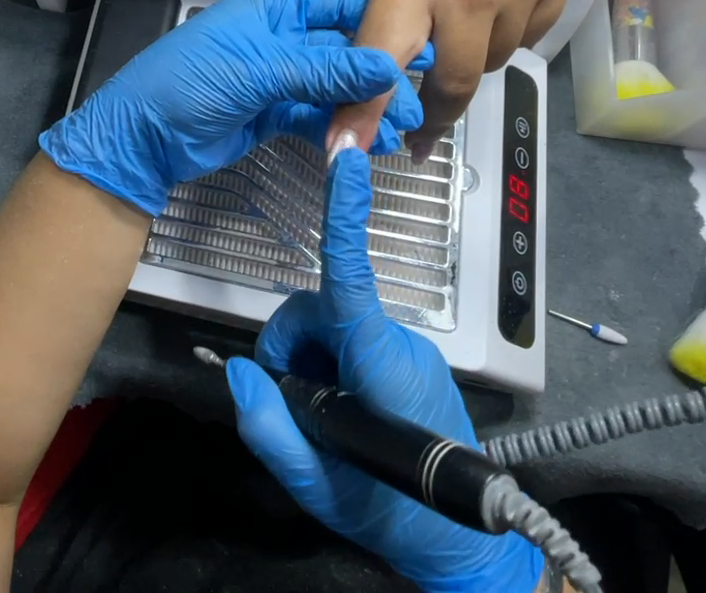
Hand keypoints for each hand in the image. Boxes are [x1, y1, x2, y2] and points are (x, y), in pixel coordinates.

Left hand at [39, 0, 432, 214]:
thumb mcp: (256, 72)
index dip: (372, 21)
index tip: (415, 40)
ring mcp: (272, 78)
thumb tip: (382, 68)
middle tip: (412, 99)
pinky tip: (361, 141)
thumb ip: (320, 71)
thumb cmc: (184, 85)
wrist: (142, 138)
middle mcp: (275, 38)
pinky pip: (311, 115)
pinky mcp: (268, 112)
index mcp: (267, 10)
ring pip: (328, 87)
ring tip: (395, 129)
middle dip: (374, 73)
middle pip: (337, 49)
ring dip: (359, 106)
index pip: (332, 4)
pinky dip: (334, 127)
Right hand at [228, 148, 543, 592]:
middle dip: (288, 350)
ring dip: (308, 365)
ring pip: (327, 327)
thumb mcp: (317, 488)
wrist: (465, 545)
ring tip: (324, 421)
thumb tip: (240, 371)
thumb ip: (270, 430)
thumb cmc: (393, 516)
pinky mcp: (407, 355)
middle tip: (293, 409)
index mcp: (379, 367)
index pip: (352, 280)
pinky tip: (341, 411)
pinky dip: (328, 368)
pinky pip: (347, 340)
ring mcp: (407, 347)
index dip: (346, 215)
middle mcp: (397, 342)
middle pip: (316, 311)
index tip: (346, 160)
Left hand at [334, 0, 581, 158]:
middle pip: (452, 84)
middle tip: (413, 125)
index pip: (380, 60)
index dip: (361, 111)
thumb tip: (342, 42)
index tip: (348, 153)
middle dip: (430, 112)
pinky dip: (502, 38)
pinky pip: (528, 38)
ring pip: (492, 64)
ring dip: (466, 65)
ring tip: (451, 34)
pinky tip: (489, 9)